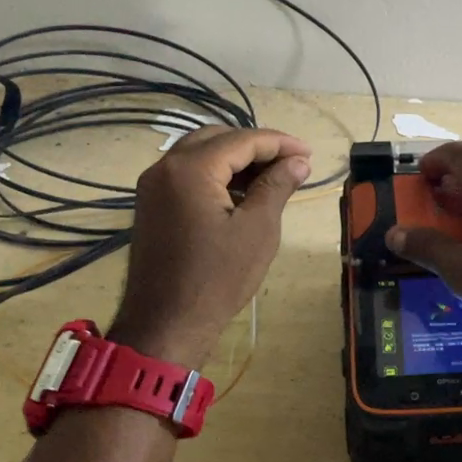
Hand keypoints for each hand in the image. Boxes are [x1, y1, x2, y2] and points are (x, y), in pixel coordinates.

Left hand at [109, 126, 311, 366]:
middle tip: (291, 163)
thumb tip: (298, 162)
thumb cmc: (218, 278)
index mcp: (190, 169)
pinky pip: (188, 175)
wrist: (167, 322)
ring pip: (200, 155)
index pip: (241, 140)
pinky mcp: (152, 205)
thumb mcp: (258, 229)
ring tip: (273, 178)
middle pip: (217, 139)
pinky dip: (217, 176)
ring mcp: (153, 186)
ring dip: (236, 160)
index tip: (309, 154)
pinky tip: (243, 194)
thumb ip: (277, 186)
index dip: (279, 143)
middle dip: (256, 147)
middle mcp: (164, 167)